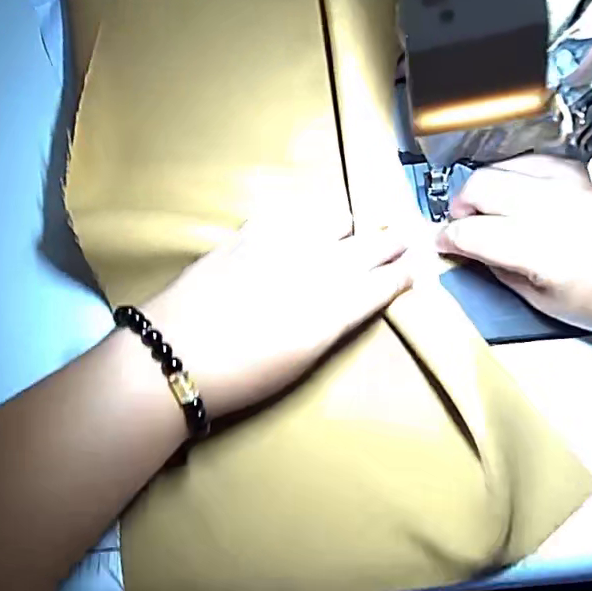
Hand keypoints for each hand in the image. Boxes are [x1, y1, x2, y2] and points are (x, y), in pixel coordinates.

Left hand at [137, 219, 414, 414]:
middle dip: (391, 242)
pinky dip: (306, 221)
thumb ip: (336, 321)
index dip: (405, 272)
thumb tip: (355, 299)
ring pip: (335, 220)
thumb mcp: (304, 358)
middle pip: (371, 244)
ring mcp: (285, 243)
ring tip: (351, 233)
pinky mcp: (250, 231)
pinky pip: (291, 214)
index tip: (415, 266)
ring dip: (350, 227)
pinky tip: (303, 229)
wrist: (176, 355)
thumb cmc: (244, 376)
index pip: (385, 281)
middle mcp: (320, 266)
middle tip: (402, 238)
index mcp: (336, 307)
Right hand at [435, 155, 591, 350]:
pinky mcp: (589, 170)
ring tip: (486, 206)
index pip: (471, 231)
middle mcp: (549, 206)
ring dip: (486, 184)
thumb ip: (505, 273)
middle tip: (460, 223)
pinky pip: (538, 160)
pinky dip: (517, 174)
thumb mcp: (550, 305)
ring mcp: (570, 181)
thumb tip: (475, 255)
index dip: (447, 237)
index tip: (440, 244)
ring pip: (507, 166)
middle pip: (481, 186)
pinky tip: (520, 191)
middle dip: (460, 204)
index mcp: (537, 250)